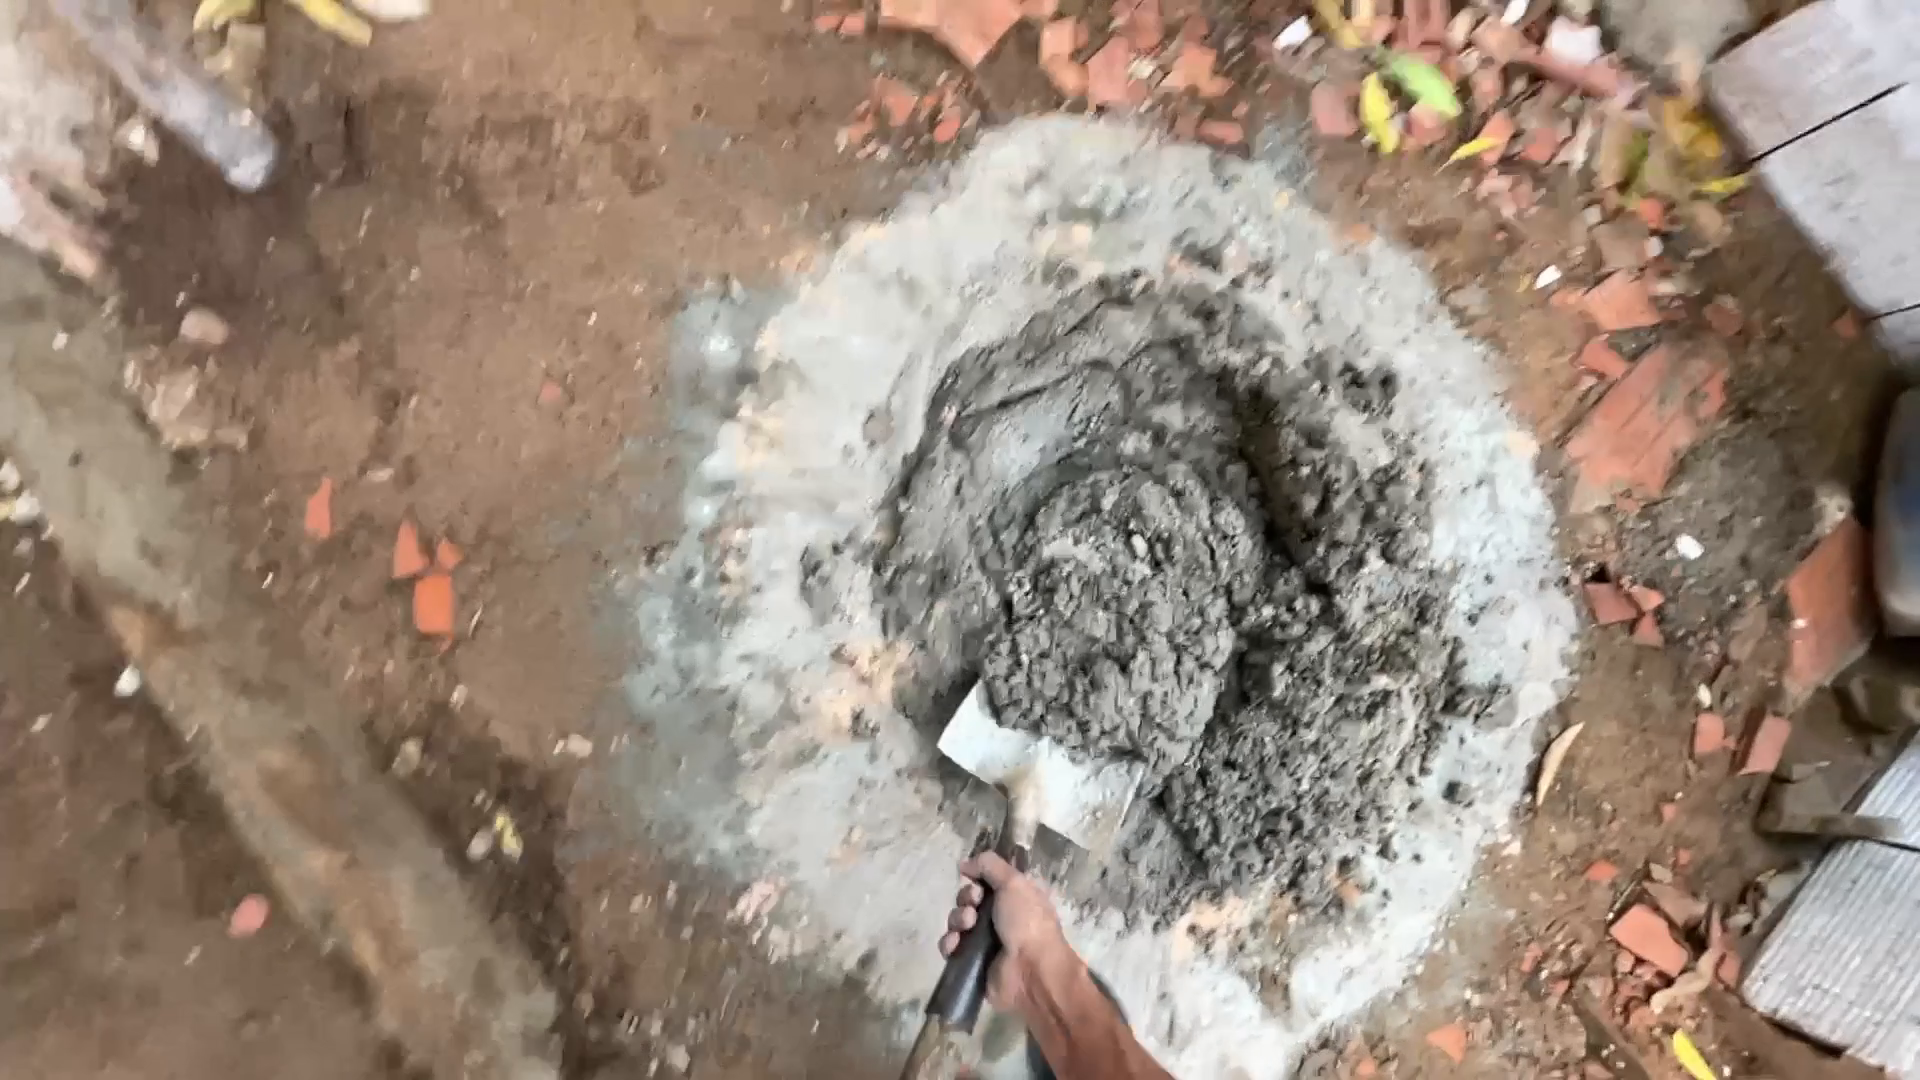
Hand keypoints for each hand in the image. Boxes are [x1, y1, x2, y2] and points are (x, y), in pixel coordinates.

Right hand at [938, 851, 1078, 1016]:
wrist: (1031, 972)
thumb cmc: (1027, 922)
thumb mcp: (1014, 882)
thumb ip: (989, 865)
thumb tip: (965, 864)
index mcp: (1014, 896)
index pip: (986, 880)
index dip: (977, 878)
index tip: (976, 880)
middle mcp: (1000, 916)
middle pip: (969, 898)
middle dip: (966, 898)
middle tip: (974, 905)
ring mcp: (985, 940)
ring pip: (958, 920)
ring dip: (958, 919)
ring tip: (968, 926)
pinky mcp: (972, 962)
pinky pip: (951, 946)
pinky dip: (949, 943)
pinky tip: (955, 944)